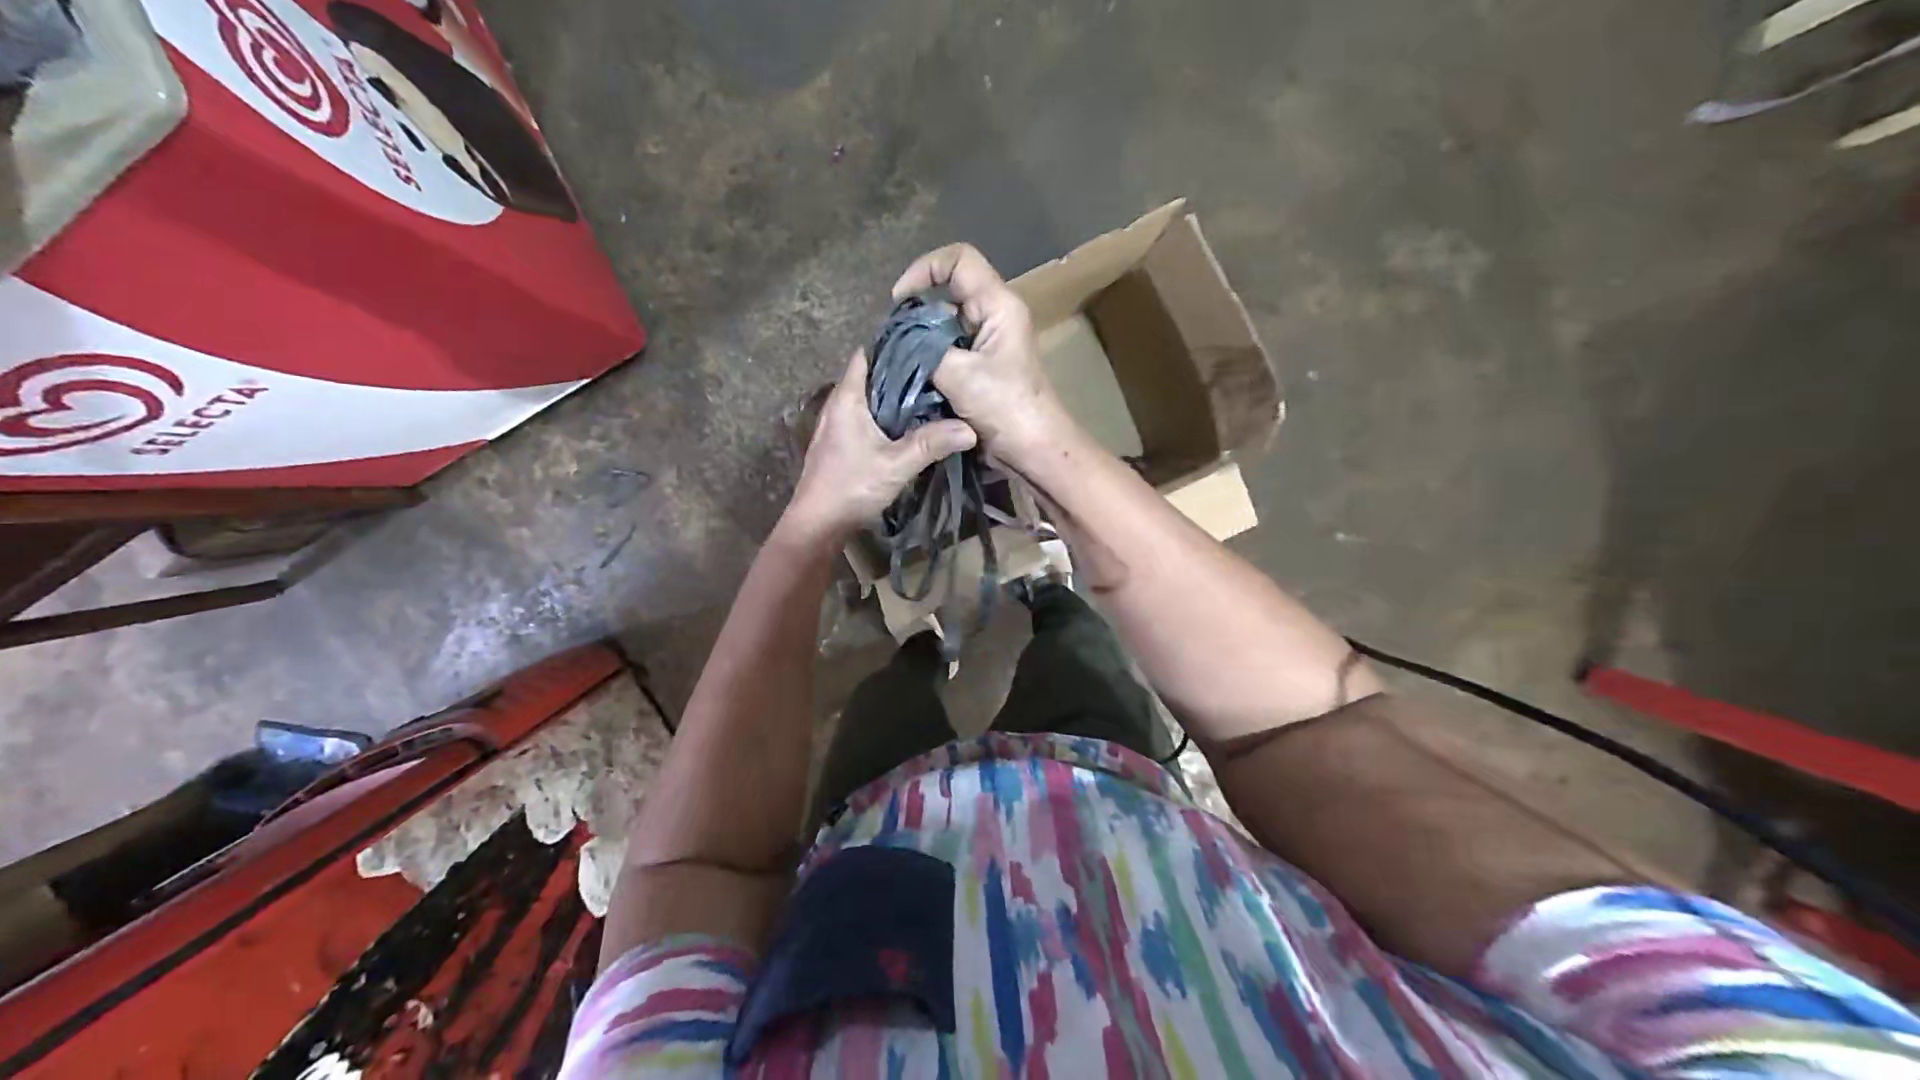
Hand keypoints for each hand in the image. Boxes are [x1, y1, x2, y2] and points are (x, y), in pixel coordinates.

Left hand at [782, 350, 977, 543]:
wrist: (817, 525)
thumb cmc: (852, 486)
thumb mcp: (897, 464)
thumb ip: (932, 444)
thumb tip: (970, 429)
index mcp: (847, 399)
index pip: (866, 356)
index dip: (892, 347)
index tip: (924, 348)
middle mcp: (836, 406)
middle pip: (869, 377)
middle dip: (899, 374)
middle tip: (935, 376)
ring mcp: (834, 428)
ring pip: (866, 401)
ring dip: (891, 400)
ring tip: (926, 400)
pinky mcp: (837, 446)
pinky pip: (863, 421)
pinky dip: (882, 419)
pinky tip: (904, 431)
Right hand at [892, 244, 1074, 468]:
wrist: (1032, 450)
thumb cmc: (1005, 408)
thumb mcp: (959, 375)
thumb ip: (924, 350)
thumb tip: (896, 342)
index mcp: (997, 305)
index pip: (958, 260)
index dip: (924, 268)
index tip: (900, 301)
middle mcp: (993, 317)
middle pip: (947, 294)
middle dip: (916, 313)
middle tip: (893, 340)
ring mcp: (986, 343)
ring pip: (943, 326)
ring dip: (919, 341)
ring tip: (897, 361)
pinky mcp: (980, 368)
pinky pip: (946, 352)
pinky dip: (928, 360)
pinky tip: (911, 376)